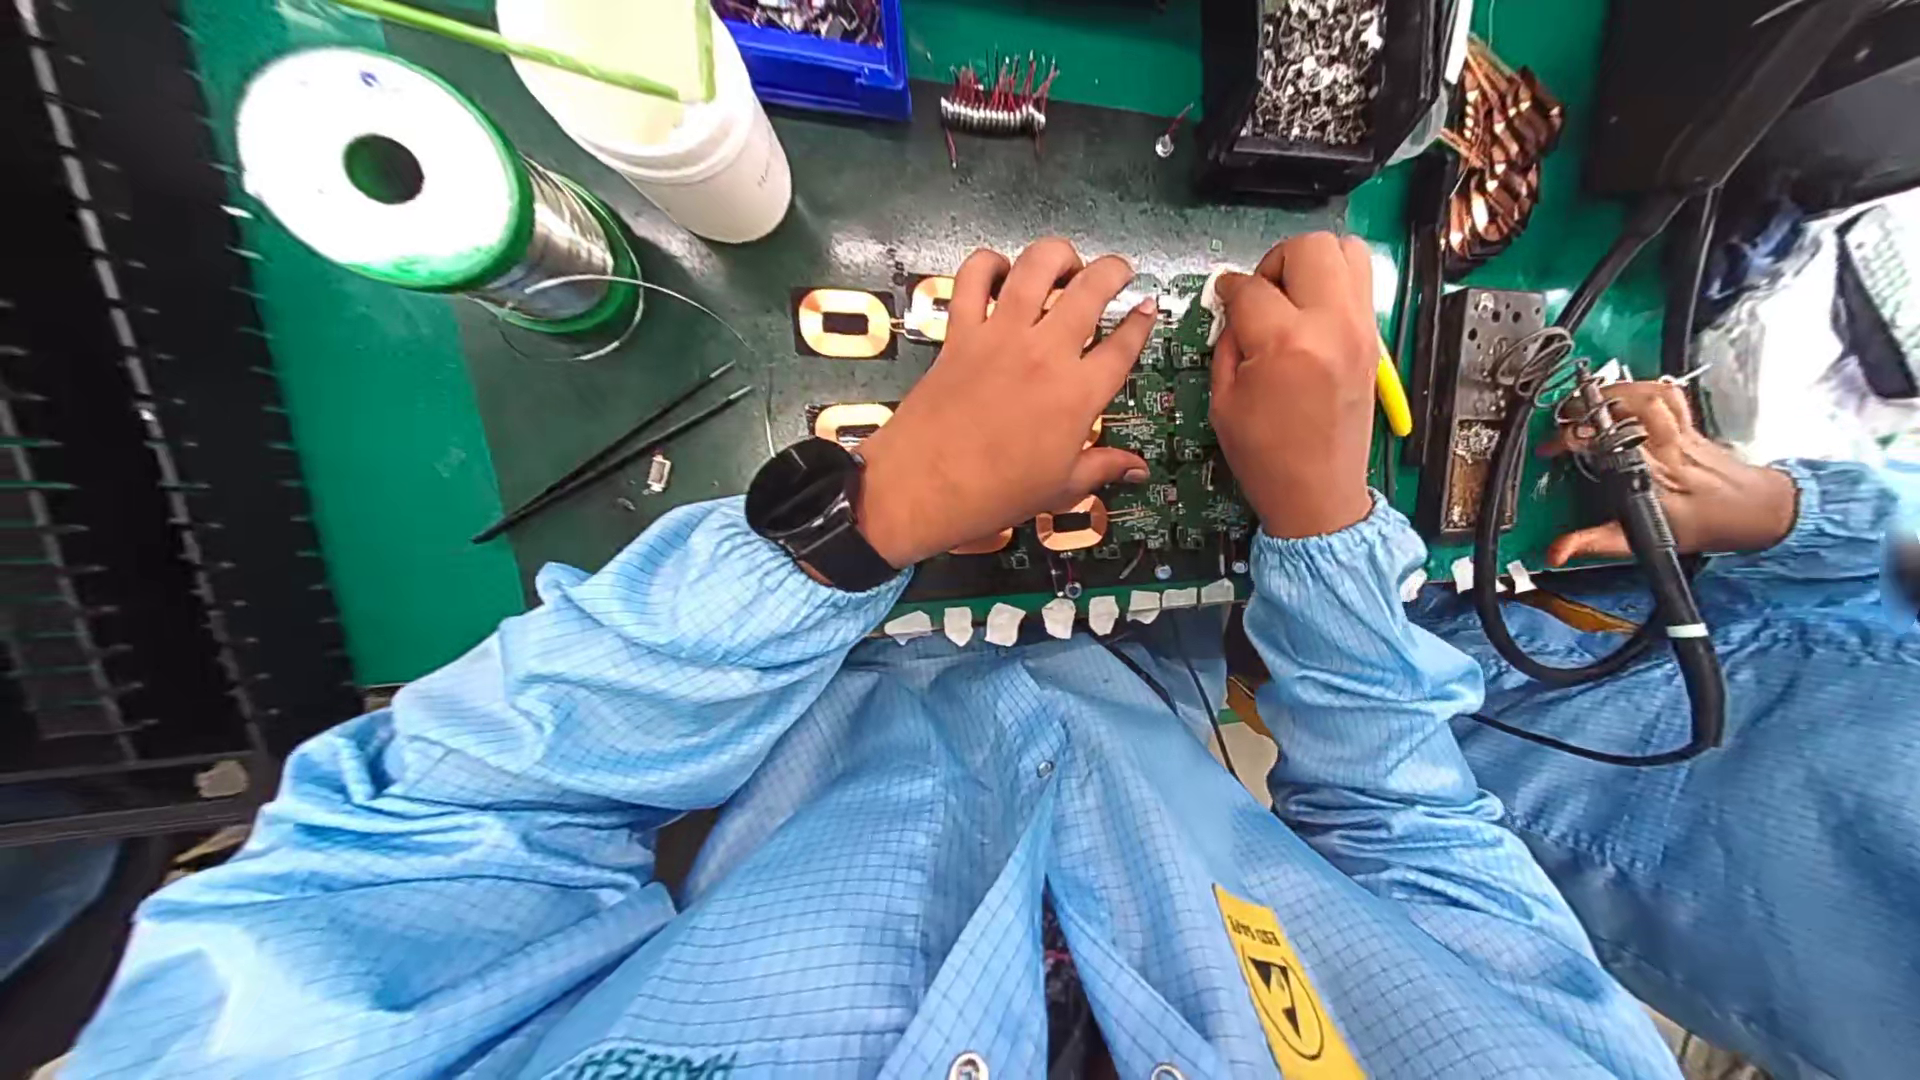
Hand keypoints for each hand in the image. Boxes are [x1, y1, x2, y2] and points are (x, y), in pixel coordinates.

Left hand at [853, 239, 1156, 566]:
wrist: (923, 489)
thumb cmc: (993, 495)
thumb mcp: (1058, 488)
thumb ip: (1101, 467)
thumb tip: (1135, 469)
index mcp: (1078, 394)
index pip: (1124, 346)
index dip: (1141, 322)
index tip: (1147, 309)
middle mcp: (1045, 354)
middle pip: (1092, 289)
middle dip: (1113, 272)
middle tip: (1116, 273)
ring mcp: (1001, 338)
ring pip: (1037, 266)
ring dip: (1059, 255)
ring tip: (1066, 262)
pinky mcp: (960, 334)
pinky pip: (972, 279)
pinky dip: (986, 264)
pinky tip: (998, 271)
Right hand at [1209, 233, 1378, 538]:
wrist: (1316, 490)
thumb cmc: (1263, 455)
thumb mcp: (1223, 400)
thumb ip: (1228, 344)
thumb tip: (1235, 310)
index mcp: (1283, 344)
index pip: (1250, 288)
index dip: (1227, 289)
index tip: (1222, 296)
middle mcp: (1330, 325)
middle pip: (1308, 247)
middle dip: (1274, 261)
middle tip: (1260, 293)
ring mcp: (1360, 329)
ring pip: (1347, 250)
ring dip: (1312, 263)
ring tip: (1290, 296)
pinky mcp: (1373, 339)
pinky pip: (1360, 283)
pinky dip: (1334, 283)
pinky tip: (1310, 315)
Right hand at [1543, 380, 1797, 565]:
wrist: (1764, 511)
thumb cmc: (1707, 523)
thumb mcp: (1646, 538)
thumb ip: (1595, 543)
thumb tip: (1555, 553)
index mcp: (1653, 472)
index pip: (1608, 440)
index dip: (1571, 438)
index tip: (1550, 449)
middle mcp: (1669, 445)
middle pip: (1635, 404)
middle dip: (1592, 405)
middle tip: (1565, 416)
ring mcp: (1682, 432)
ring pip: (1654, 393)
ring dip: (1616, 392)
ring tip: (1588, 402)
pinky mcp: (1688, 426)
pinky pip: (1667, 396)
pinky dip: (1641, 390)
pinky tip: (1620, 399)